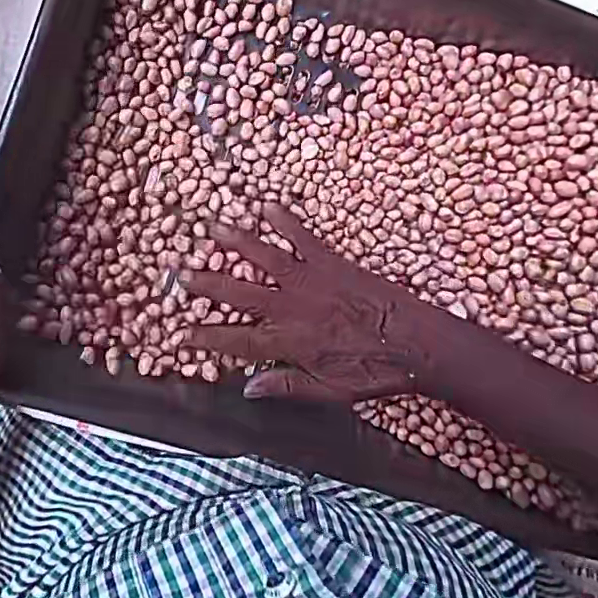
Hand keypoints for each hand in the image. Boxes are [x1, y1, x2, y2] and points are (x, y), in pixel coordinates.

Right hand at [181, 203, 452, 401]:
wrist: (416, 342)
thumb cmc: (374, 371)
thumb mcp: (328, 392)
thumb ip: (285, 386)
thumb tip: (247, 389)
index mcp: (287, 342)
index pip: (236, 340)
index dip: (206, 337)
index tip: (181, 333)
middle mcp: (289, 307)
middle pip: (238, 293)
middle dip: (206, 283)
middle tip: (181, 272)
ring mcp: (308, 280)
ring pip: (262, 257)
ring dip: (234, 242)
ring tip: (212, 228)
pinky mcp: (329, 261)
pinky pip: (301, 237)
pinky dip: (283, 221)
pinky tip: (266, 206)